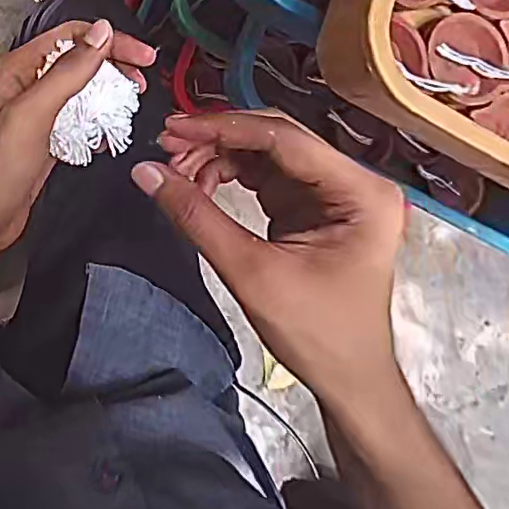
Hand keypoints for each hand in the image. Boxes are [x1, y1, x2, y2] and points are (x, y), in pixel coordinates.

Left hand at [0, 19, 156, 262]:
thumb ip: (67, 72)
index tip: (139, 54)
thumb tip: (99, 35)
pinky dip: (98, 118)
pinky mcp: (45, 135)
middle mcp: (24, 85)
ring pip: (81, 88)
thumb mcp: (32, 114)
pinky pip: (78, 116)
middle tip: (140, 78)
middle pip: (78, 59)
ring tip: (131, 100)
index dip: (107, 40)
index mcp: (14, 70)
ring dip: (108, 91)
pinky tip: (111, 128)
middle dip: (113, 65)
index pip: (69, 37)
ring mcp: (35, 111)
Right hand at [131, 110, 406, 395]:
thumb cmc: (320, 335)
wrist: (348, 379)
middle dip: (216, 140)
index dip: (222, 128)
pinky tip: (198, 183)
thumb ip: (196, 216)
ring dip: (216, 155)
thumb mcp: (250, 272)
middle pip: (272, 137)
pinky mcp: (309, 202)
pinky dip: (225, 173)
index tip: (176, 129)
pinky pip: (260, 171)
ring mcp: (330, 190)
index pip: (283, 138)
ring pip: (261, 150)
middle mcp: (351, 181)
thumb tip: (148, 173)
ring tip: (177, 171)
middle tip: (168, 146)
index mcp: (360, 193)